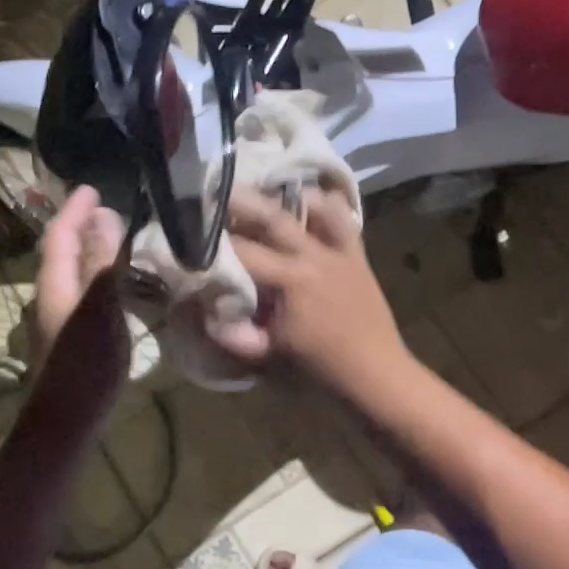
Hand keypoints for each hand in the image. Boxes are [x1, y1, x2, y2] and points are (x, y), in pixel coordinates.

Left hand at [32, 186, 130, 402]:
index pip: (60, 234)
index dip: (74, 209)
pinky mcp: (70, 340)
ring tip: (117, 240)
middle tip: (107, 208)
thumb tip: (105, 214)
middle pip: (61, 252)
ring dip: (89, 251)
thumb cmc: (83, 365)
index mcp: (54, 284)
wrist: (64, 422)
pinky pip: (83, 293)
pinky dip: (98, 277)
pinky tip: (118, 287)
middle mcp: (51, 296)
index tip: (92, 187)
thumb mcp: (97, 308)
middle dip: (81, 226)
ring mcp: (59, 320)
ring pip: (71, 273)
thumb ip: (101, 262)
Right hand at [209, 185, 406, 393]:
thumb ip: (233, 335)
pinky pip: (343, 221)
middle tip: (215, 190)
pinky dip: (327, 207)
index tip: (191, 235)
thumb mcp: (268, 358)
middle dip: (239, 201)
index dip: (212, 243)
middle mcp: (314, 256)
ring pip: (314, 206)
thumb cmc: (319, 373)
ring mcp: (340, 253)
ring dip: (287, 197)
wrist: (376, 378)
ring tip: (266, 191)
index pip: (241, 252)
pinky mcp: (358, 257)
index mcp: (290, 280)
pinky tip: (311, 203)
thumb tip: (204, 315)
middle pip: (272, 216)